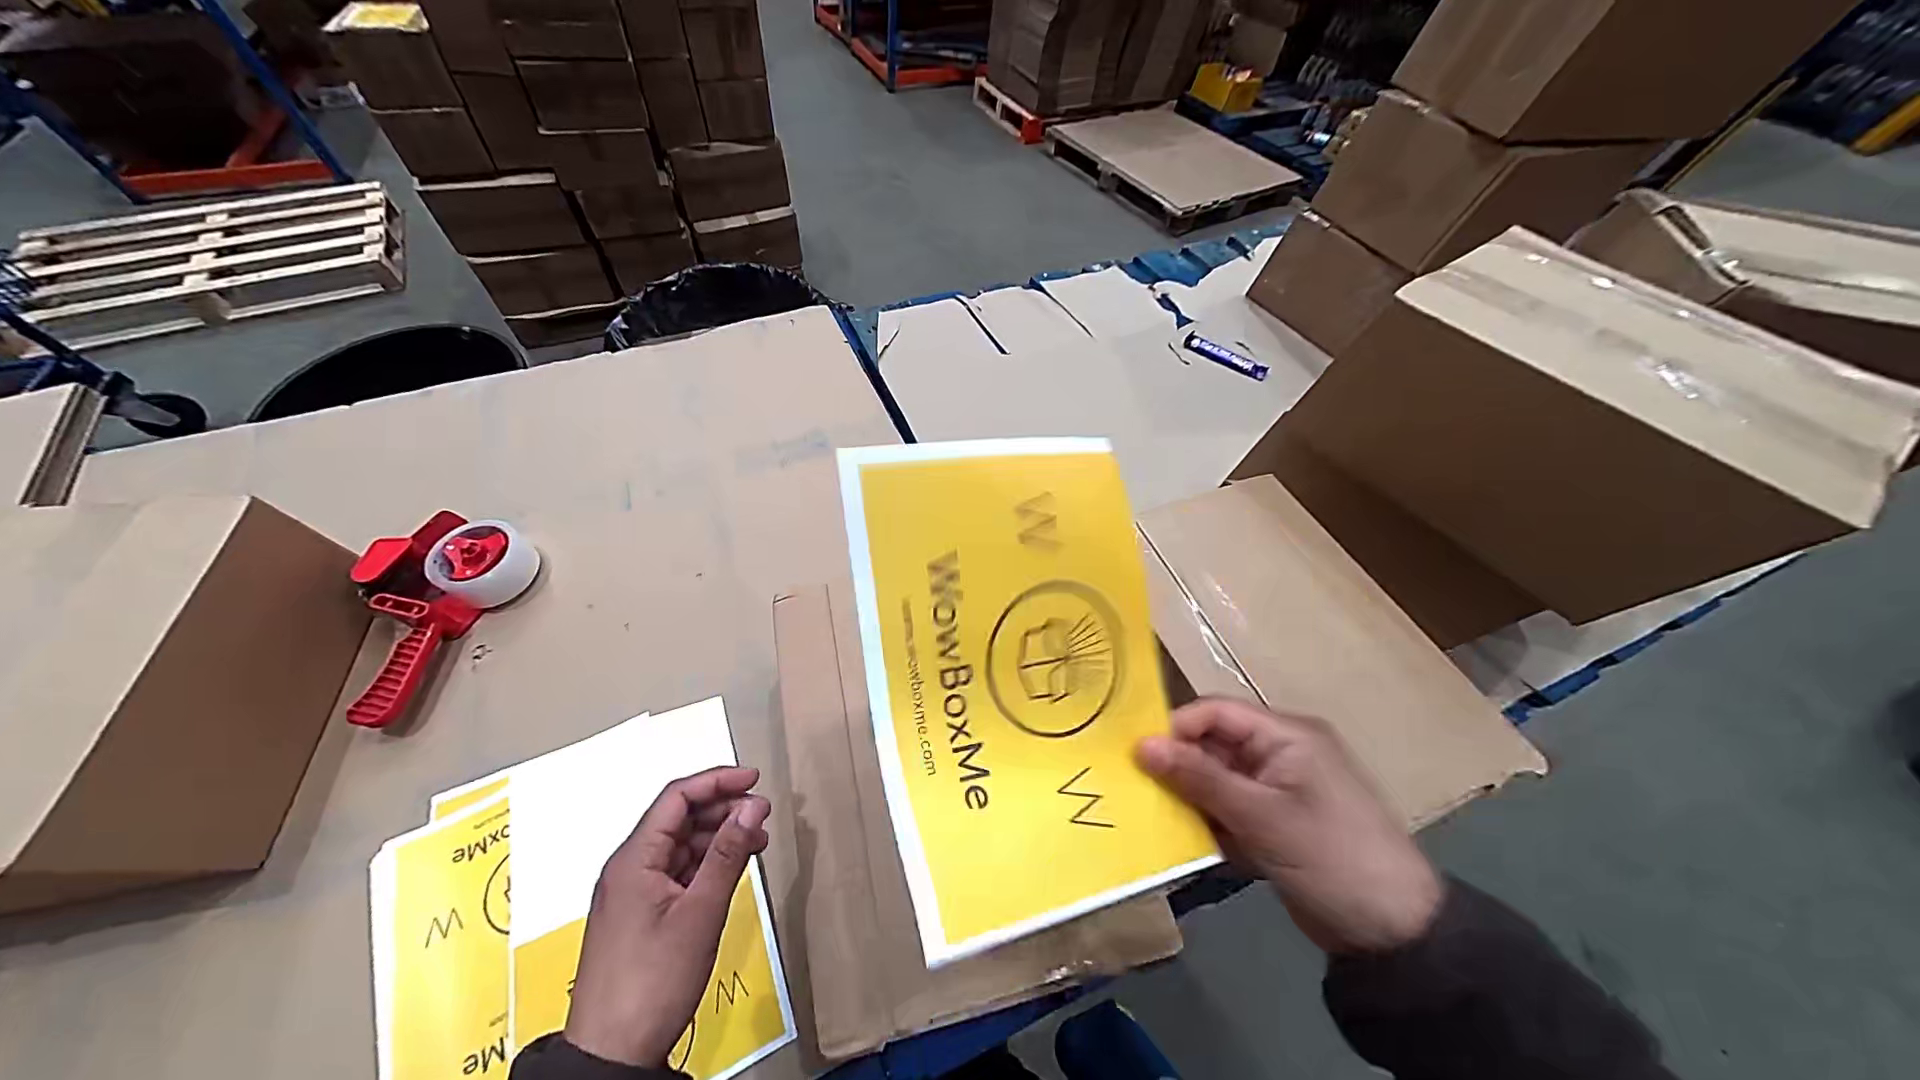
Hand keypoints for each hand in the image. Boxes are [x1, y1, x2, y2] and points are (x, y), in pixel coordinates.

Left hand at [563, 766, 770, 1066]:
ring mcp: (634, 892)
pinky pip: (679, 870)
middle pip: (679, 818)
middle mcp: (629, 869)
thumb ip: (728, 854)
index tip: (753, 781)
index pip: (677, 797)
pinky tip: (733, 868)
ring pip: (681, 844)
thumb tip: (752, 807)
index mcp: (634, 860)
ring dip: (719, 836)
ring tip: (756, 841)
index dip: (717, 781)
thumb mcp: (700, 913)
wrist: (612, 1056)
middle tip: (761, 814)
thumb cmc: (651, 985)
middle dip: (723, 808)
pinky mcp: (642, 913)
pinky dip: (709, 863)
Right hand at [1136, 698, 1441, 953]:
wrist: (1397, 936)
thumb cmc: (1330, 857)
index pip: (1216, 712)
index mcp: (1286, 735)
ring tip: (1159, 818)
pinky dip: (1209, 822)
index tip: (1139, 757)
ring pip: (1216, 778)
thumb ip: (1199, 778)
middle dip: (1179, 766)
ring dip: (1191, 797)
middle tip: (1141, 791)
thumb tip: (1140, 745)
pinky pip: (1227, 808)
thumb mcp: (1260, 815)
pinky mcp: (1274, 823)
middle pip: (1213, 744)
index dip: (1176, 728)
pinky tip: (1191, 843)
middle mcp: (1279, 753)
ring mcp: (1277, 790)